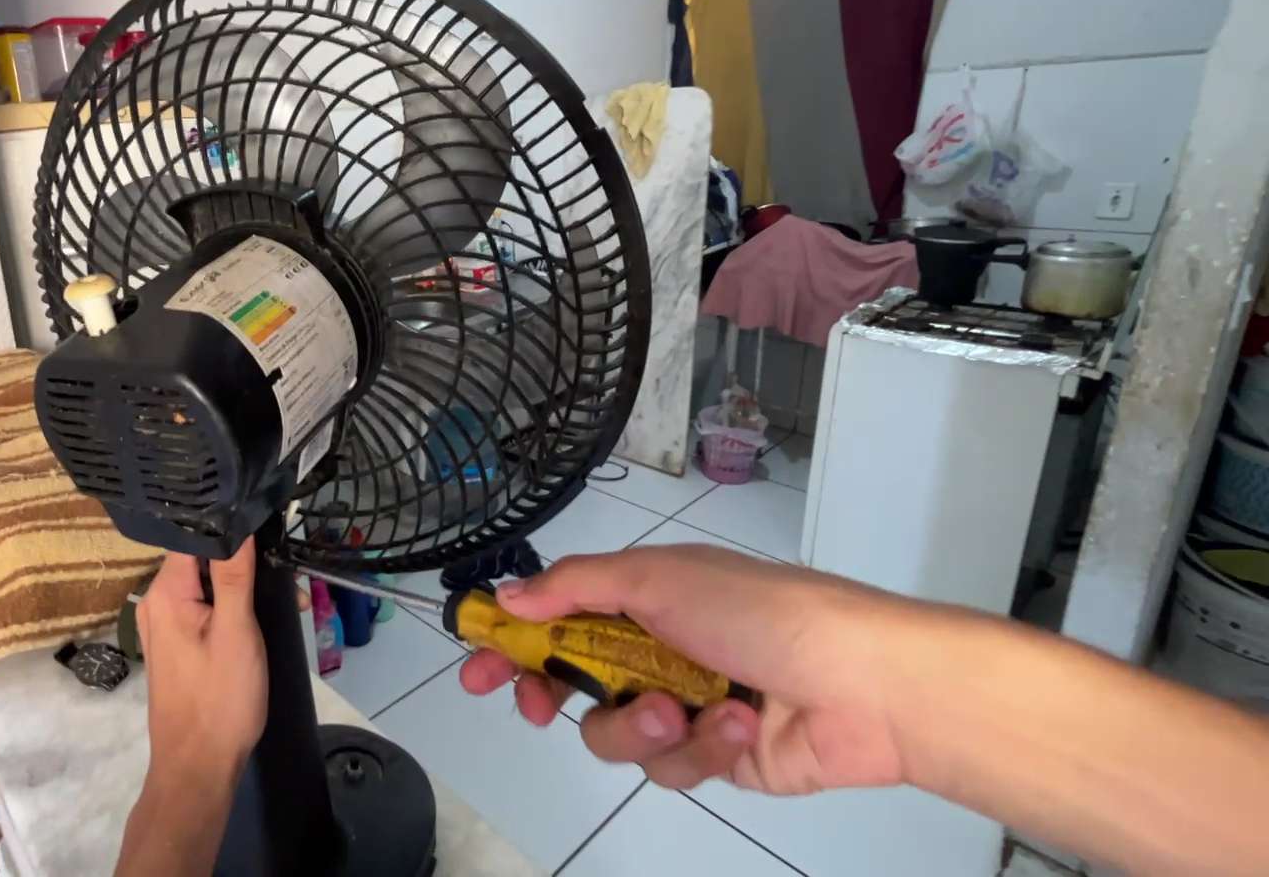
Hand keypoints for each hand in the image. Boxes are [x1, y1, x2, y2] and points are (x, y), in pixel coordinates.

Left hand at [137, 539, 267, 783]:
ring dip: (242, 586)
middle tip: (285, 571)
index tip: (263, 526)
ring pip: (206, 584)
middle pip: (201, 558)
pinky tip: (260, 617)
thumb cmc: (219, 698)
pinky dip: (231, 607)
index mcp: (165, 592)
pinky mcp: (176, 643)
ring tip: (285, 597)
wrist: (198, 769)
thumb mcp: (235, 631)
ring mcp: (164, 624)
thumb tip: (236, 525)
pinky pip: (203, 608)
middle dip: (243, 561)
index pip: (193, 535)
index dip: (228, 527)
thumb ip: (234, 575)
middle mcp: (156, 601)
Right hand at [460, 545, 911, 794]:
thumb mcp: (654, 578)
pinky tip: (737, 727)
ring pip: (612, 733)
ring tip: (680, 711)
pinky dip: (700, 747)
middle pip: (567, 681)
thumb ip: (574, 587)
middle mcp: (645, 651)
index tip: (477, 667)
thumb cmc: (752, 609)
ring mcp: (675, 705)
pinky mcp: (708, 756)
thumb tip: (506, 596)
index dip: (509, 640)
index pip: (550, 617)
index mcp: (631, 601)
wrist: (866, 681)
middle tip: (538, 704)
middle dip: (550, 694)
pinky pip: (669, 765)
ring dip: (640, 724)